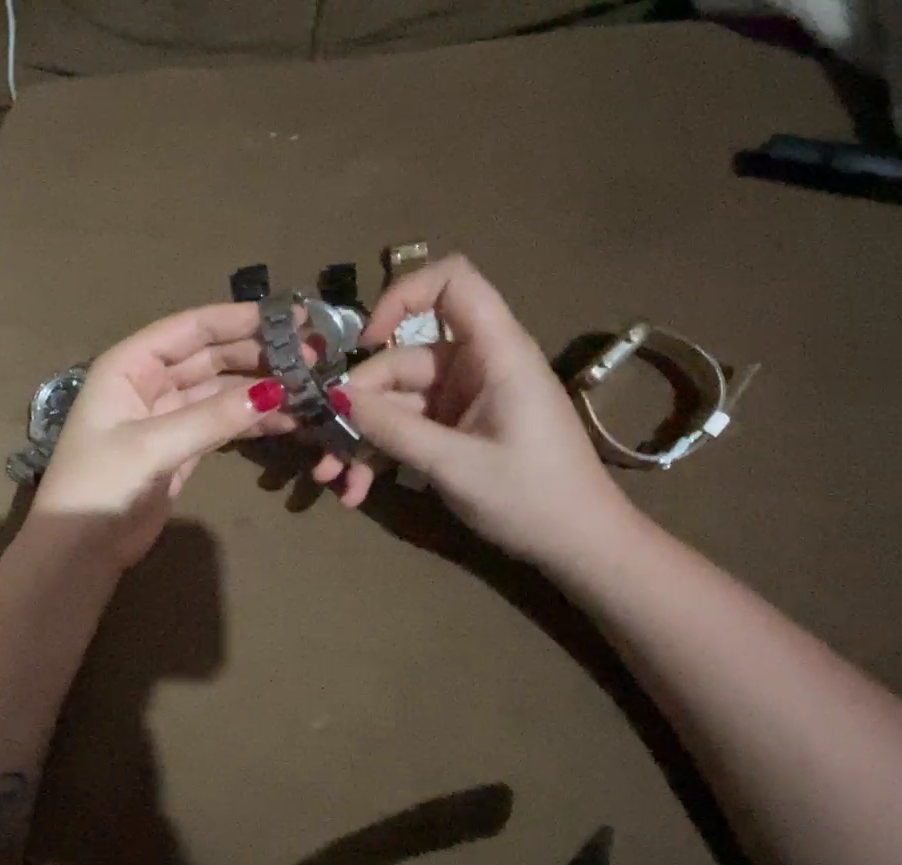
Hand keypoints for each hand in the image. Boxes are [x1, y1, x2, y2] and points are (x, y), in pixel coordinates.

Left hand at [32, 302, 298, 567]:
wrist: (79, 550)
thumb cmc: (100, 486)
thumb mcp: (152, 445)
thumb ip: (211, 417)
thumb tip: (277, 392)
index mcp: (129, 366)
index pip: (190, 329)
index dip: (239, 320)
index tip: (293, 318)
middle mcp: (148, 383)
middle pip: (211, 356)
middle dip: (258, 355)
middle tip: (312, 359)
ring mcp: (166, 416)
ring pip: (220, 391)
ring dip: (261, 389)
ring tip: (309, 390)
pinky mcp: (180, 448)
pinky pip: (222, 423)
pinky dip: (251, 421)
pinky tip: (287, 420)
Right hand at [314, 255, 636, 566]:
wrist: (577, 544)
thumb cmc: (532, 497)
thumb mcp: (454, 465)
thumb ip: (393, 429)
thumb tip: (336, 398)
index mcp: (495, 354)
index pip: (452, 283)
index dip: (403, 296)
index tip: (366, 341)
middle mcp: (474, 367)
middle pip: (400, 361)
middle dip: (357, 403)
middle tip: (323, 446)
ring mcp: (461, 401)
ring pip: (394, 403)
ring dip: (360, 440)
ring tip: (334, 480)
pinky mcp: (454, 431)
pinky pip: (404, 430)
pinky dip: (379, 457)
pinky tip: (356, 490)